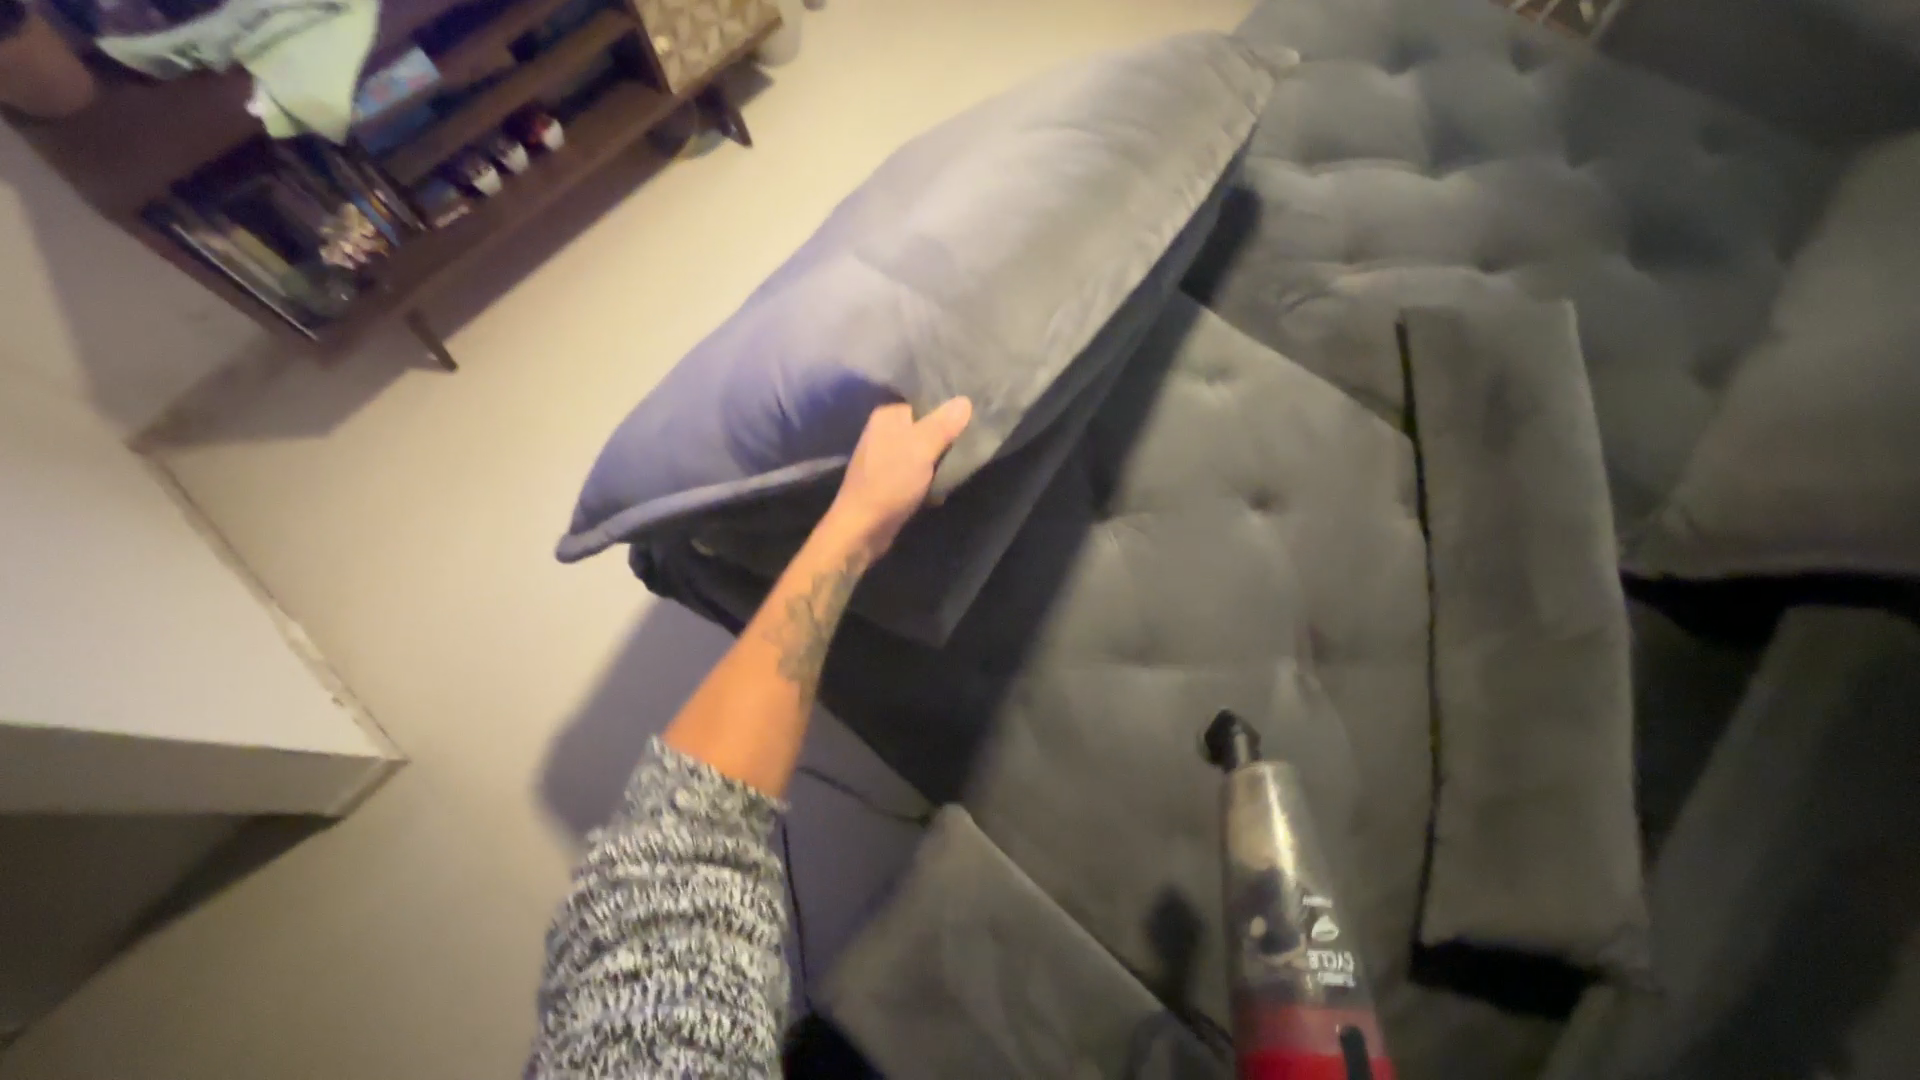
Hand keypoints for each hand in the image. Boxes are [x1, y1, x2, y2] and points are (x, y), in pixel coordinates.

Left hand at [825, 397, 973, 556]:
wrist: (862, 528)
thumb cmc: (890, 482)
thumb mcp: (921, 448)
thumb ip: (943, 424)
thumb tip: (964, 400)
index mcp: (888, 416)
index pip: (924, 401)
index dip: (948, 408)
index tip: (973, 416)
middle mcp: (884, 432)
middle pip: (926, 427)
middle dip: (948, 437)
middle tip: (974, 441)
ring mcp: (886, 458)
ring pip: (924, 452)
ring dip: (941, 461)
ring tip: (964, 463)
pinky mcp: (890, 481)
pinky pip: (918, 472)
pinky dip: (930, 479)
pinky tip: (943, 487)